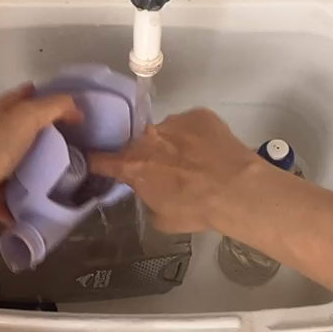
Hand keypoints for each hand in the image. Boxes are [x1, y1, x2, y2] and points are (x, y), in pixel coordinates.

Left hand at [0, 85, 81, 226]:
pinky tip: (37, 199)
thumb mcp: (27, 117)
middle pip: (14, 128)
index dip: (39, 95)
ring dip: (28, 165)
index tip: (62, 103)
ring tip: (55, 171)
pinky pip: (6, 190)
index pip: (18, 96)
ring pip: (10, 160)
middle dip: (37, 132)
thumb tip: (76, 108)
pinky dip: (19, 194)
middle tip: (65, 139)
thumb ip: (54, 107)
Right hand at [88, 108, 266, 233]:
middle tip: (164, 170)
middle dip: (145, 156)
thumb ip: (147, 199)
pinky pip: (190, 124)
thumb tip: (150, 192)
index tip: (94, 162)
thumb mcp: (161, 217)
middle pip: (137, 144)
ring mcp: (173, 122)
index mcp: (132, 165)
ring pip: (165, 132)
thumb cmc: (197, 209)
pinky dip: (195, 135)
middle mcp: (147, 138)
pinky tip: (209, 151)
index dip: (96, 162)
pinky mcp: (199, 114)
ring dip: (172, 144)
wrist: (238, 190)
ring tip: (194, 161)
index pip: (100, 160)